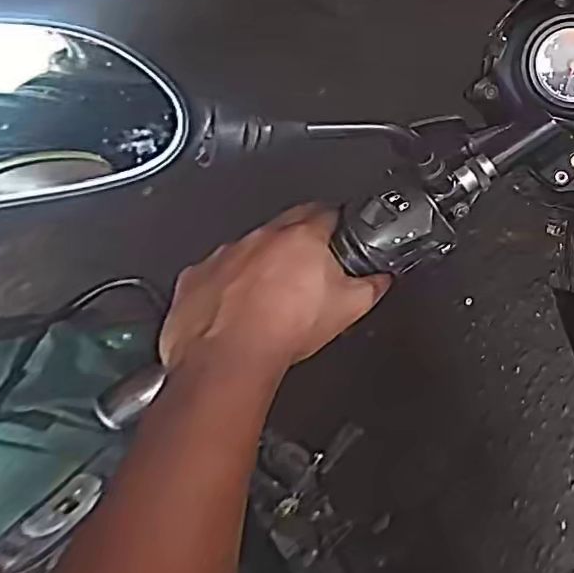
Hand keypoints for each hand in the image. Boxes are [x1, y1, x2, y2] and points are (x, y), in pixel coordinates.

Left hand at [159, 204, 391, 378]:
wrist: (230, 361)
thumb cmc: (284, 330)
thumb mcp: (353, 306)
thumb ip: (373, 283)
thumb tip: (381, 279)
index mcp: (302, 237)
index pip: (326, 211)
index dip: (338, 219)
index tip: (340, 229)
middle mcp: (260, 239)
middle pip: (287, 222)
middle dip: (302, 235)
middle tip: (313, 258)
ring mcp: (223, 257)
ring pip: (251, 246)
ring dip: (264, 259)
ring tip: (276, 290)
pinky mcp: (193, 279)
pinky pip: (218, 271)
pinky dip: (231, 281)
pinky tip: (242, 304)